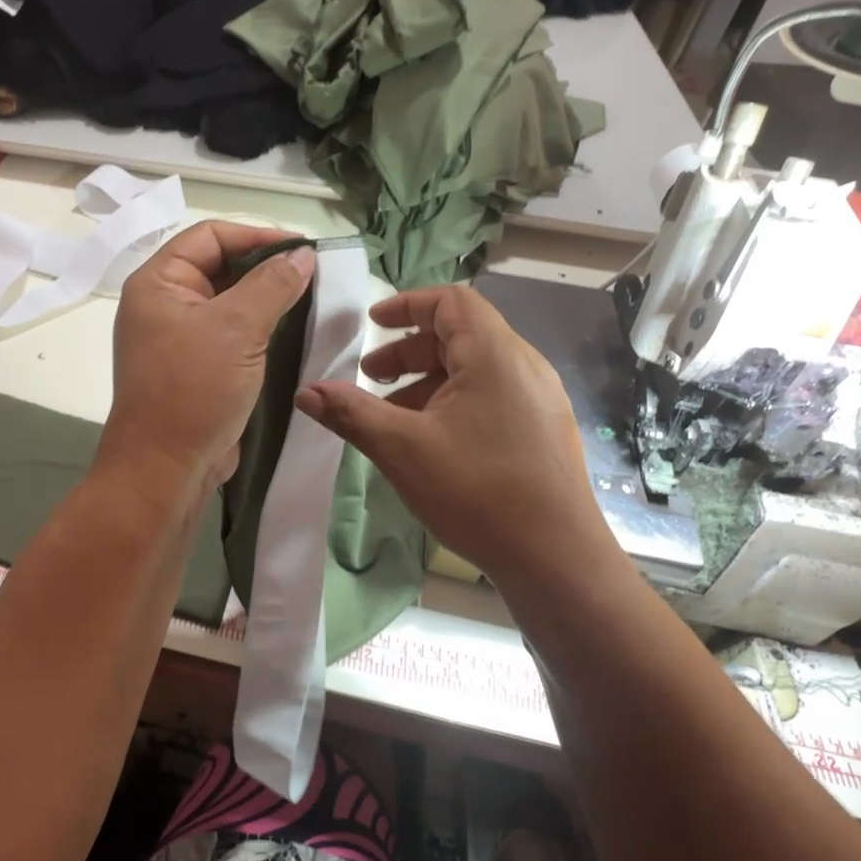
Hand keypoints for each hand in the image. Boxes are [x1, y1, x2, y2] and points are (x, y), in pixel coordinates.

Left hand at [104, 222, 315, 488]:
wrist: (166, 469)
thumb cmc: (193, 391)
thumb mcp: (236, 329)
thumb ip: (272, 285)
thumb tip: (303, 255)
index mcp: (158, 283)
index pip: (211, 236)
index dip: (258, 236)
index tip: (304, 250)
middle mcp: (164, 305)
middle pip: (221, 268)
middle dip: (267, 270)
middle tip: (315, 278)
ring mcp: (178, 340)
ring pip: (230, 305)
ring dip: (268, 303)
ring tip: (312, 304)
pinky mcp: (196, 370)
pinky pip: (232, 337)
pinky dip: (261, 333)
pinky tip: (294, 336)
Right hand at [293, 284, 614, 584]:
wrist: (556, 558)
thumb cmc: (477, 491)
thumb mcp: (402, 449)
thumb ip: (351, 414)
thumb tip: (305, 392)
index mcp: (495, 355)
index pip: (452, 301)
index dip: (407, 305)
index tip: (371, 323)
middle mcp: (524, 367)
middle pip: (461, 335)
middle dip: (408, 351)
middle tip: (369, 379)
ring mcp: (539, 401)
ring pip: (475, 371)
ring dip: (427, 383)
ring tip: (391, 419)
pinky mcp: (543, 432)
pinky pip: (491, 398)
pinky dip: (452, 404)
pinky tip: (430, 445)